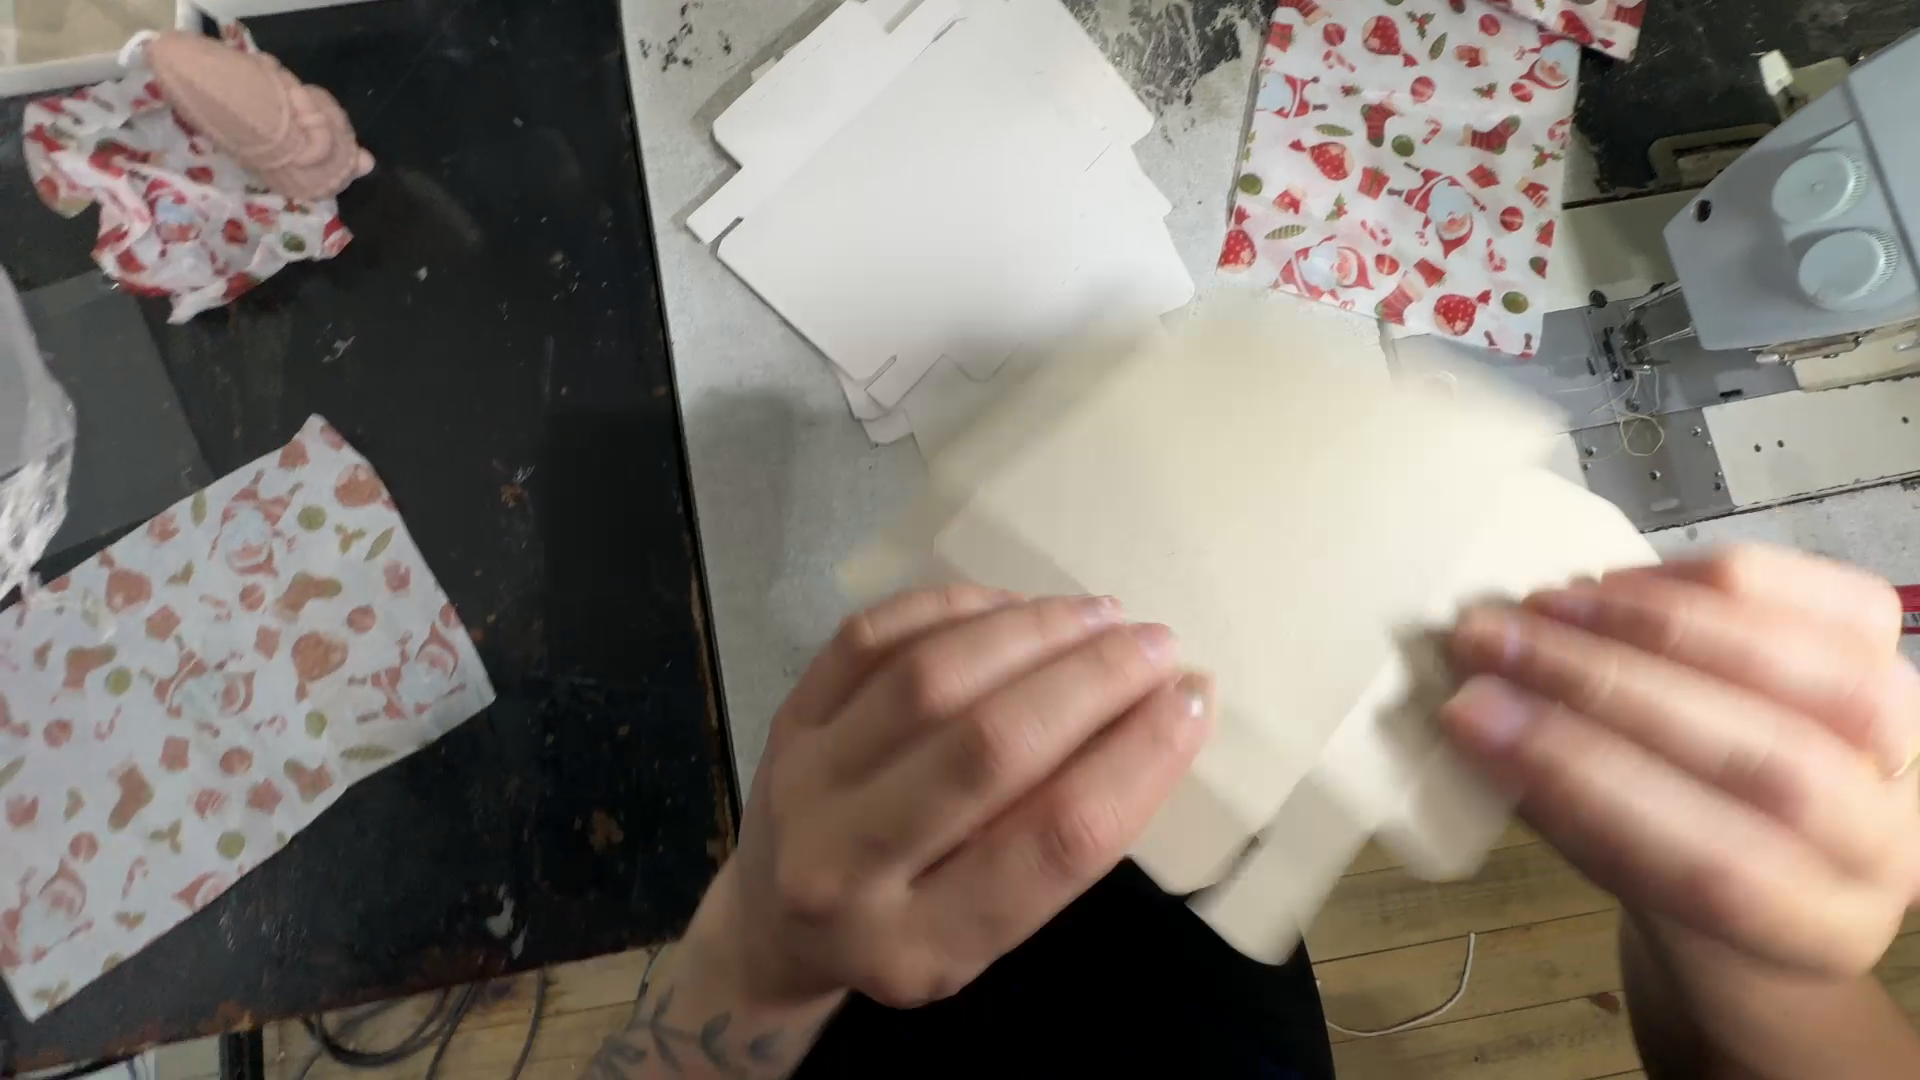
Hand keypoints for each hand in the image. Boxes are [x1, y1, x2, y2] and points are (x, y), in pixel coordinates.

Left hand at [692, 586, 1211, 1009]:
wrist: (778, 917)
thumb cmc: (907, 922)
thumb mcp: (986, 923)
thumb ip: (1055, 834)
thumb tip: (1152, 712)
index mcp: (924, 946)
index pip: (1052, 842)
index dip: (1138, 760)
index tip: (1193, 698)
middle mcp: (848, 865)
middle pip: (989, 747)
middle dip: (1090, 680)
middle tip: (1154, 642)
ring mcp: (805, 778)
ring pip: (930, 678)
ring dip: (1029, 631)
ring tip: (1096, 613)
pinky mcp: (787, 714)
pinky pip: (871, 635)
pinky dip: (952, 606)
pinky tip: (1010, 604)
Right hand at [1440, 544, 1919, 976]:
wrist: (1746, 842)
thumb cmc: (1646, 847)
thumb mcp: (1585, 850)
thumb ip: (1543, 789)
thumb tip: (1476, 705)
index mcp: (1804, 925)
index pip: (1710, 865)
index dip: (1576, 776)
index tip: (1465, 712)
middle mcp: (1886, 847)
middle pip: (1768, 762)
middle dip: (1595, 683)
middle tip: (1485, 638)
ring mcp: (1915, 751)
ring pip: (1817, 676)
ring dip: (1650, 624)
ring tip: (1542, 602)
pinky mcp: (1901, 664)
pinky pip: (1843, 604)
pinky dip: (1716, 580)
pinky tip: (1619, 582)